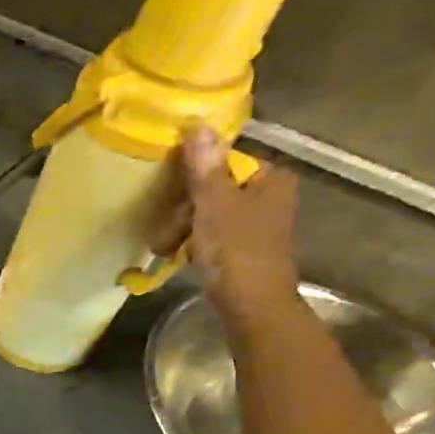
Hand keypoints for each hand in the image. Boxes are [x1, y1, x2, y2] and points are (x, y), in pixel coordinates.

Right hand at [159, 126, 300, 321]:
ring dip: (184, 230)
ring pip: (210, 215)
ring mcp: (259, 225)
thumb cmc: (235, 252)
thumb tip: (198, 125)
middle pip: (214, 190)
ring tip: (165, 250)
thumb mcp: (214, 205)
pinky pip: (214, 236)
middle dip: (183, 212)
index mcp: (270, 178)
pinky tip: (181, 257)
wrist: (253, 309)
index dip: (191, 180)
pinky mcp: (247, 250)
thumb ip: (204, 167)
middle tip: (164, 236)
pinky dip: (196, 244)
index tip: (169, 200)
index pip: (222, 163)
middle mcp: (270, 196)